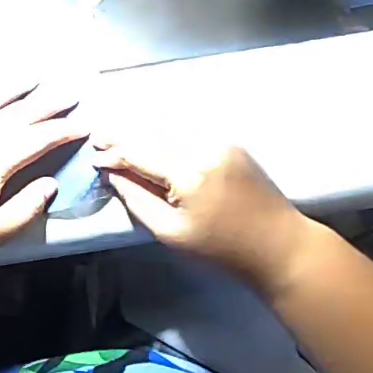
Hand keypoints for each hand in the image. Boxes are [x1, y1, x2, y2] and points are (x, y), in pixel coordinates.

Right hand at [91, 131, 320, 295]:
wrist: (278, 244)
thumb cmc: (220, 248)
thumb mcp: (170, 232)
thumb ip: (137, 199)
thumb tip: (113, 174)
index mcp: (188, 175)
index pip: (140, 154)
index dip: (114, 155)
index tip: (94, 158)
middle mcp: (204, 149)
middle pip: (153, 133)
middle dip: (124, 135)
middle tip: (100, 138)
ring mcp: (221, 141)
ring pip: (172, 124)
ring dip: (144, 125)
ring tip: (121, 132)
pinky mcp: (232, 142)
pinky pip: (192, 125)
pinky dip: (168, 124)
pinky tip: (153, 127)